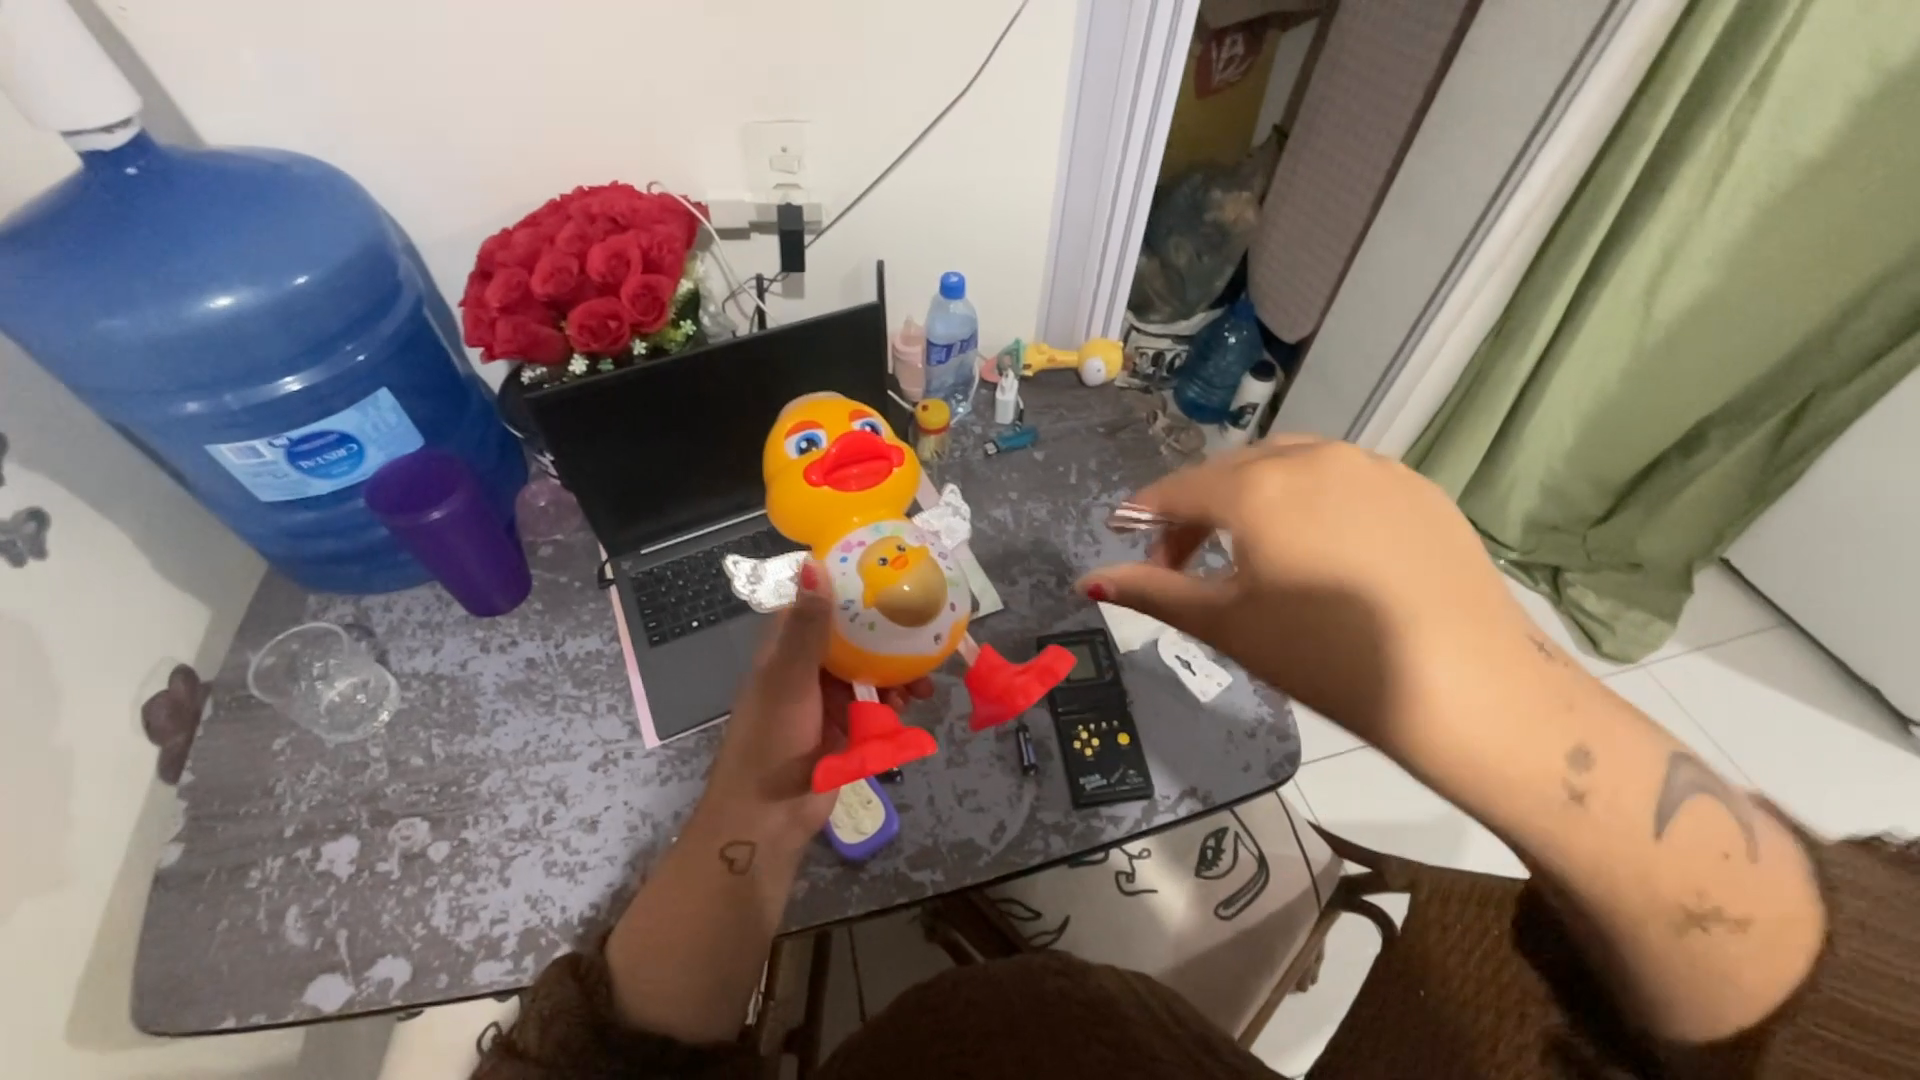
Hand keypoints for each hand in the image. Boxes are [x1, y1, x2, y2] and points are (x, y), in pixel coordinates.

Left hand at [702, 558, 932, 840]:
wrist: (767, 817)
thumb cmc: (773, 740)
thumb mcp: (790, 678)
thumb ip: (807, 627)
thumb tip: (814, 564)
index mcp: (783, 651)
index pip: (816, 606)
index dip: (846, 590)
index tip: (885, 577)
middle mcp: (803, 670)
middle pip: (851, 640)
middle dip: (885, 639)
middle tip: (921, 636)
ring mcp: (823, 701)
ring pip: (867, 673)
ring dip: (895, 675)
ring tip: (921, 684)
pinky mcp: (841, 730)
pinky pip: (872, 706)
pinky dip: (891, 705)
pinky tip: (909, 708)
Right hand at [1081, 437, 1537, 748]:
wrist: (1464, 686)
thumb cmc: (1323, 657)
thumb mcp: (1225, 624)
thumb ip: (1151, 592)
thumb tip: (1085, 581)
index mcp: (1257, 486)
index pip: (1179, 489)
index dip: (1144, 512)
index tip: (1124, 532)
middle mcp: (1312, 457)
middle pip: (1231, 472)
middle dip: (1196, 510)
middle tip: (1181, 559)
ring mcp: (1372, 467)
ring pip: (1289, 467)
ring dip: (1252, 498)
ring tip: (1248, 548)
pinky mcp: (1418, 488)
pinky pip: (1342, 479)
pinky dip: (1309, 501)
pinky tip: (1317, 547)